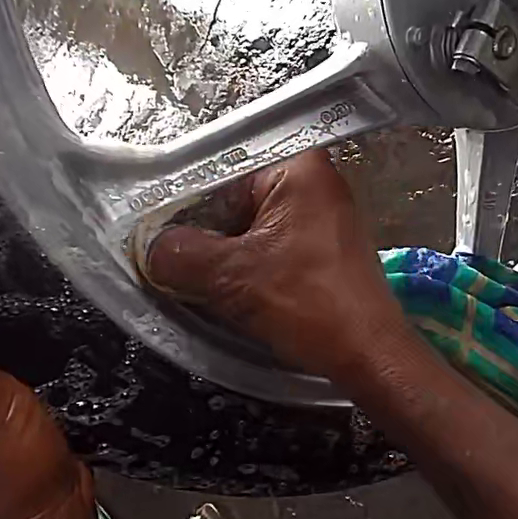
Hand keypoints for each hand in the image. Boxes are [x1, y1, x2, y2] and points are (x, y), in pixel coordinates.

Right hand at [141, 149, 411, 378]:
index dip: (182, 196)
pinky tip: (223, 283)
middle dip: (201, 226)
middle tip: (165, 251)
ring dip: (221, 249)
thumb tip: (148, 248)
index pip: (222, 165)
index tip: (154, 225)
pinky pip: (270, 242)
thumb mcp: (231, 276)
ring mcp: (320, 214)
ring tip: (189, 272)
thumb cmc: (309, 304)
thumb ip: (179, 254)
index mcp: (298, 166)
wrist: (368, 353)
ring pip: (251, 222)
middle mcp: (313, 180)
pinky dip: (245, 260)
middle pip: (235, 193)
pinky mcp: (321, 245)